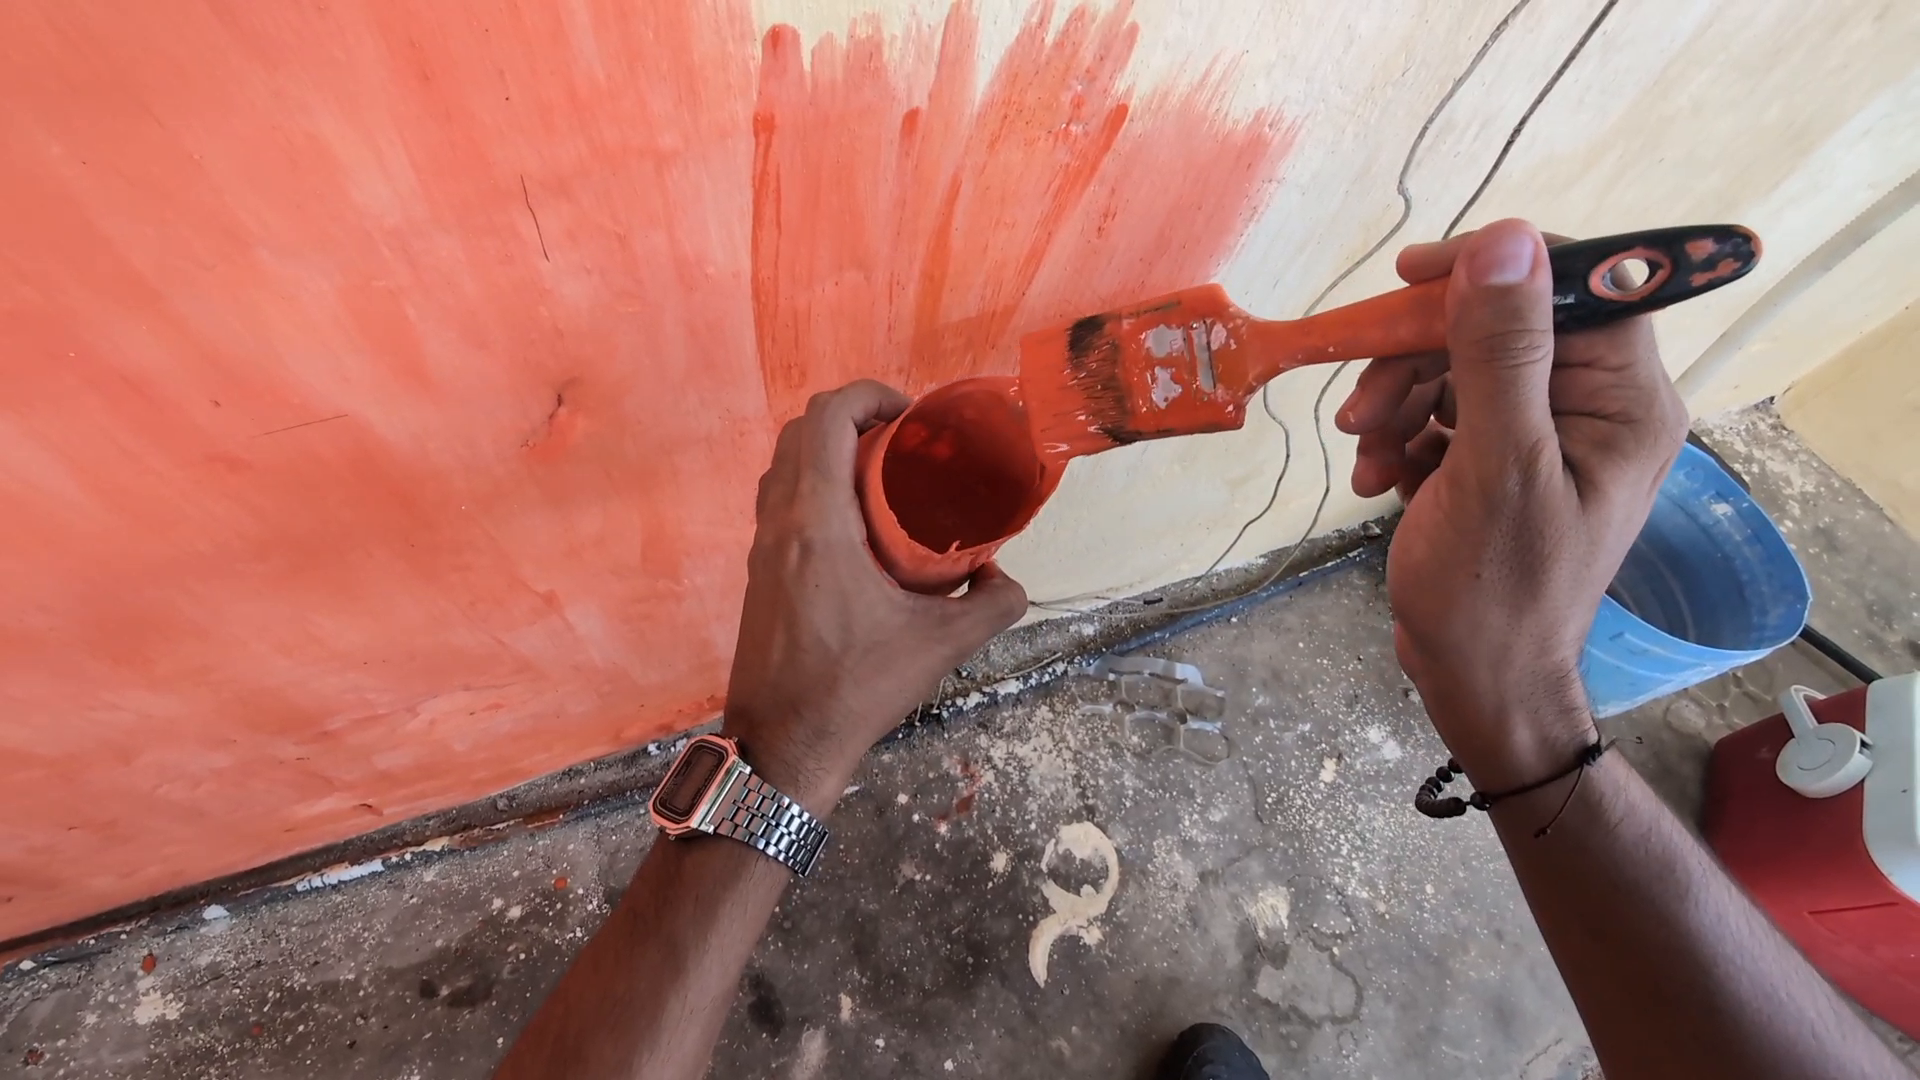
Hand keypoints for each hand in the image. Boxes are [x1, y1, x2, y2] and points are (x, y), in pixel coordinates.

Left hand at [722, 380, 1028, 812]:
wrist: (783, 744)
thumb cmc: (858, 688)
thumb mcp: (942, 645)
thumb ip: (994, 605)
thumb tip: (1007, 579)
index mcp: (817, 522)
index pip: (826, 417)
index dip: (869, 395)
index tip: (912, 416)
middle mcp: (779, 521)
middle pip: (800, 430)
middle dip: (852, 418)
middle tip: (902, 443)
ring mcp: (759, 545)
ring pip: (783, 463)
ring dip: (828, 450)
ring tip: (882, 476)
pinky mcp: (756, 570)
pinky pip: (780, 498)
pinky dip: (813, 483)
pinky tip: (855, 524)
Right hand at [1334, 219, 1687, 787]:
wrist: (1470, 675)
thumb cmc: (1491, 588)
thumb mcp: (1493, 468)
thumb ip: (1499, 356)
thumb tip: (1503, 241)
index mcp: (1619, 402)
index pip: (1570, 289)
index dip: (1490, 272)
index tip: (1406, 279)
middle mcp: (1583, 409)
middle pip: (1490, 335)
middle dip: (1412, 367)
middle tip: (1358, 412)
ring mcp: (1530, 439)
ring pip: (1448, 377)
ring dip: (1392, 410)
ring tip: (1364, 459)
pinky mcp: (1485, 465)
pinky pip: (1433, 421)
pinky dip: (1395, 443)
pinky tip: (1375, 480)